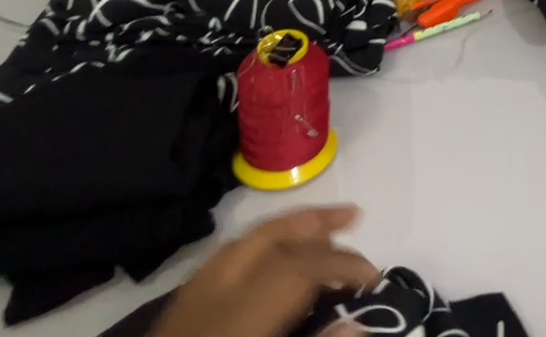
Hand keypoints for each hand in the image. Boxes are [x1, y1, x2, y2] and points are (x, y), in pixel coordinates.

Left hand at [148, 205, 378, 336]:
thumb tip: (356, 326)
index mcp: (236, 326)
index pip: (300, 269)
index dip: (343, 264)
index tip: (373, 280)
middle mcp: (211, 302)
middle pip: (270, 239)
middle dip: (317, 224)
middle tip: (356, 221)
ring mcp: (186, 306)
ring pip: (243, 243)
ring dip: (287, 229)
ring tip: (322, 229)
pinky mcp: (172, 318)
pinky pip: (223, 261)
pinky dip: (257, 246)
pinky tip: (273, 257)